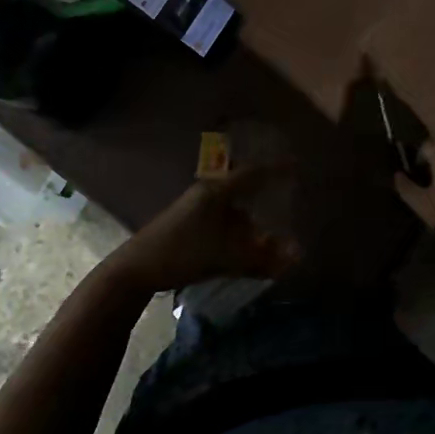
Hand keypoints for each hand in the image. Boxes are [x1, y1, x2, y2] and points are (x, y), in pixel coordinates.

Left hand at [104, 167, 299, 292]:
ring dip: (250, 220)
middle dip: (264, 197)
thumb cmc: (183, 253)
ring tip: (270, 235)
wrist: (137, 268)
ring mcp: (194, 208)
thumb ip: (263, 258)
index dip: (276, 170)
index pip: (252, 173)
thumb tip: (297, 255)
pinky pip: (221, 222)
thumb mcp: (227, 258)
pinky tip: (245, 248)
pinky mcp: (188, 224)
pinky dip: (237, 231)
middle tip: (287, 202)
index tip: (296, 165)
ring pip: (232, 209)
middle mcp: (206, 194)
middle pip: (242, 190)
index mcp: (215, 192)